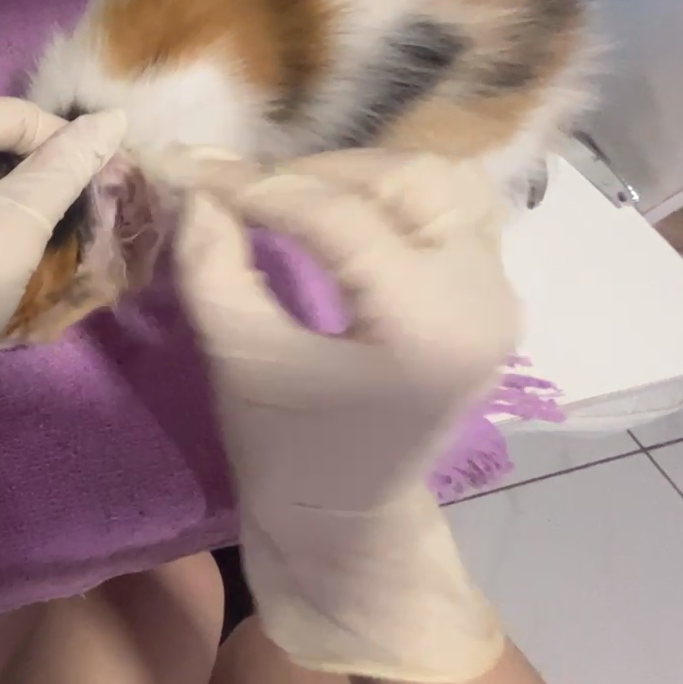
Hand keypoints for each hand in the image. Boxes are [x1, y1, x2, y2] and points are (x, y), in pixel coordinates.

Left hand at [0, 94, 125, 565]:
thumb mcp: (21, 219)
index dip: (57, 135)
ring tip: (52, 223)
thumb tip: (111, 120)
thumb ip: (67, 164)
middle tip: (77, 200)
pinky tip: (12, 242)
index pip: (1, 112)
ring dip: (11, 193)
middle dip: (34, 164)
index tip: (99, 174)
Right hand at [176, 149, 515, 681]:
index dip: (253, 186)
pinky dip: (383, 194)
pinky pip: (444, 208)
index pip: (338, 215)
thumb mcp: (237, 357)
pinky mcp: (480, 290)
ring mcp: (495, 288)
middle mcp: (485, 292)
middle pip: (405, 180)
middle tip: (236, 192)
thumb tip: (194, 191)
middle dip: (308, 174)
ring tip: (282, 198)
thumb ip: (211, 268)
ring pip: (435, 182)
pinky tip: (332, 213)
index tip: (187, 174)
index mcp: (427, 322)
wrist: (339, 510)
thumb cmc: (283, 446)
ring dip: (351, 176)